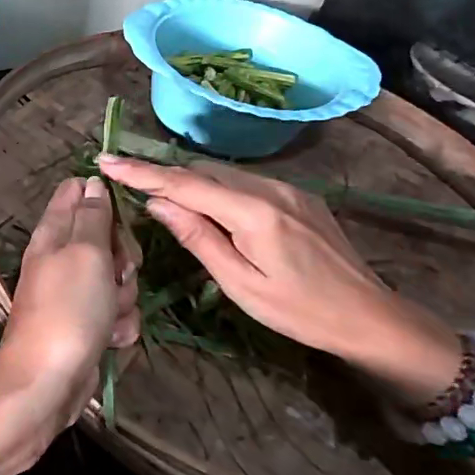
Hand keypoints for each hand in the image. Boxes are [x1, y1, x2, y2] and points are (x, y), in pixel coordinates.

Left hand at [0, 176, 139, 436]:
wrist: (48, 383)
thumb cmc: (67, 311)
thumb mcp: (86, 253)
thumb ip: (93, 215)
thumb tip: (92, 180)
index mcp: (54, 233)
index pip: (77, 192)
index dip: (103, 198)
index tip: (119, 216)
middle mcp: (64, 259)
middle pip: (109, 237)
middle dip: (123, 258)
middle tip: (118, 273)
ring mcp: (77, 294)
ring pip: (120, 278)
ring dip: (123, 298)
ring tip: (109, 315)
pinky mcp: (90, 324)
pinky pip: (119, 312)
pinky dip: (120, 326)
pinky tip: (111, 339)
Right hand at [97, 155, 459, 397]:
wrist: (367, 314)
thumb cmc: (299, 312)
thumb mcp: (241, 284)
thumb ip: (198, 238)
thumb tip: (157, 203)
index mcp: (253, 211)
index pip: (185, 184)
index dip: (142, 172)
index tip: (107, 160)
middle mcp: (270, 188)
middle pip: (203, 172)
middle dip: (161, 172)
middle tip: (121, 176)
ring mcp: (288, 188)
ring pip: (225, 174)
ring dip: (188, 180)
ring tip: (154, 188)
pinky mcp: (299, 195)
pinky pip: (246, 182)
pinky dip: (217, 187)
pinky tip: (204, 201)